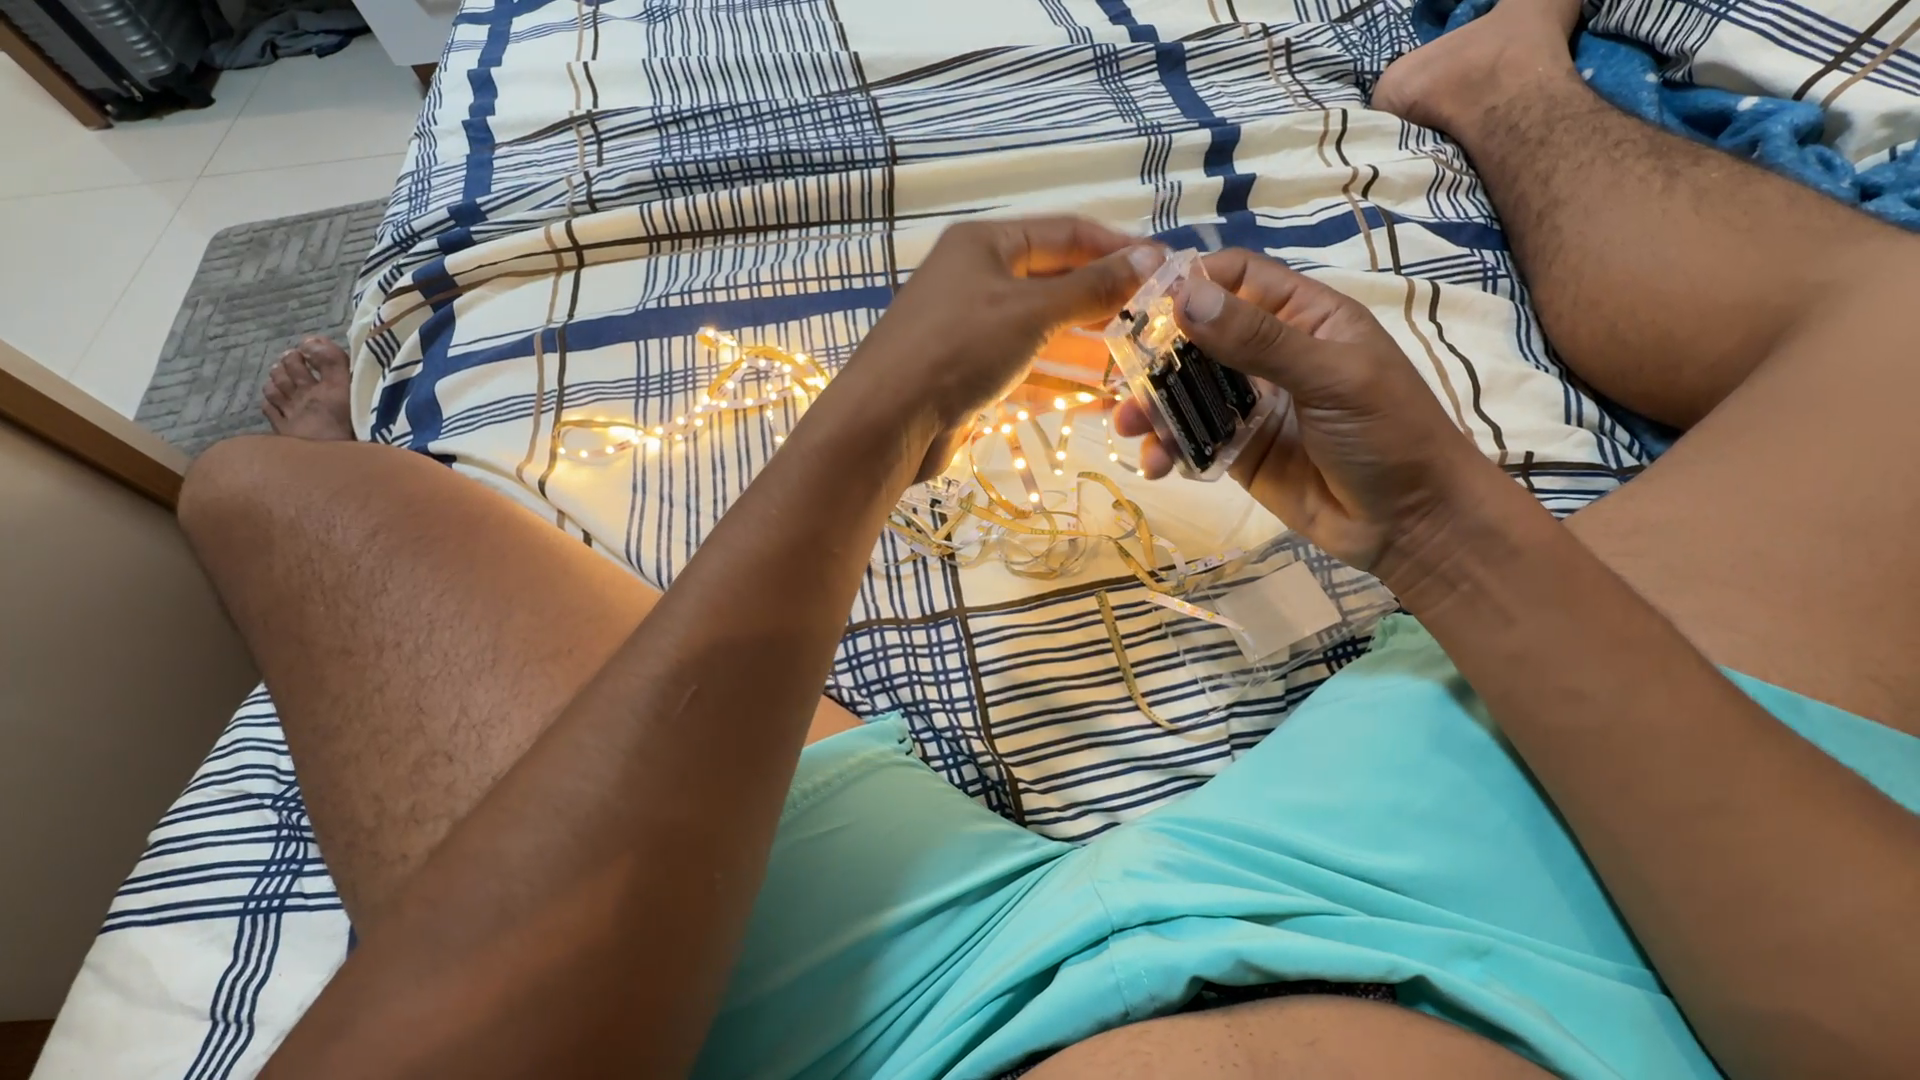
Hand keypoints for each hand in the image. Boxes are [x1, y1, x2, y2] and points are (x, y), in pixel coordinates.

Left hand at [837, 217, 1163, 480]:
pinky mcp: (970, 373)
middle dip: (1104, 300)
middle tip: (1156, 320)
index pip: (1067, 233)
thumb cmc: (958, 349)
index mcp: (986, 243)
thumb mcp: (1031, 311)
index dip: (1119, 248)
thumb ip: (1092, 287)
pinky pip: (1026, 367)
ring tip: (1137, 357)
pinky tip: (1098, 396)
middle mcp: (977, 278)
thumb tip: (1152, 257)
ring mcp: (972, 328)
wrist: (887, 421)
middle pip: (1055, 281)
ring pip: (1042, 328)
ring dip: (1086, 343)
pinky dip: (1059, 378)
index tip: (1166, 270)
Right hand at [1115, 250, 1502, 583]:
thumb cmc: (1389, 433)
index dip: (1190, 282)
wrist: (1411, 524)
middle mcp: (1271, 354)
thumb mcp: (1329, 377)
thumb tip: (1182, 297)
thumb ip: (1256, 339)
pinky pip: (1191, 439)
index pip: (1236, 278)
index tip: (1142, 303)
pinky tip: (1156, 463)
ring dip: (1152, 405)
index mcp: (1303, 317)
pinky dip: (1167, 448)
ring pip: (1186, 391)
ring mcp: (1252, 405)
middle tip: (1119, 374)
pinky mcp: (1238, 450)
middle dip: (1155, 354)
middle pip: (1198, 336)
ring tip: (1126, 425)